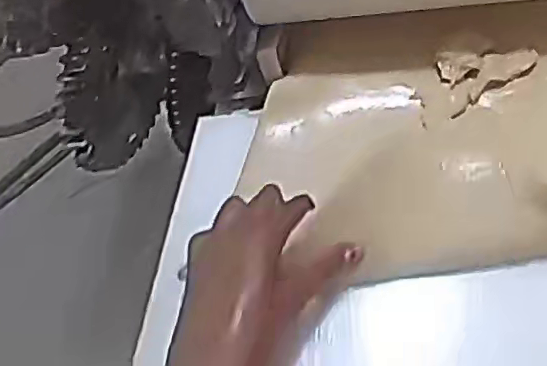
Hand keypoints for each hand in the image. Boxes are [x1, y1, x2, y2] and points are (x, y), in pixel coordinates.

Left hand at [168, 185, 360, 365]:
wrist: (208, 363)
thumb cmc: (247, 332)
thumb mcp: (295, 297)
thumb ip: (325, 268)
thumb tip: (352, 250)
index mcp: (264, 229)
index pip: (291, 204)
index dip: (303, 207)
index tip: (308, 211)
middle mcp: (237, 227)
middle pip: (264, 197)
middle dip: (277, 206)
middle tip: (288, 224)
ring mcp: (213, 242)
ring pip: (235, 208)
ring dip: (248, 215)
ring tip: (260, 236)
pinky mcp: (194, 261)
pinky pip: (210, 233)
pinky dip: (221, 236)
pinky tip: (228, 255)